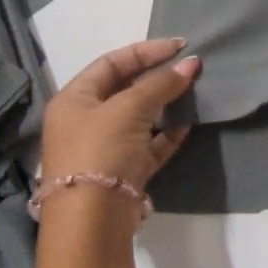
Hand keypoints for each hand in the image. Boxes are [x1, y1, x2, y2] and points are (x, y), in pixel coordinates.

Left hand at [41, 38, 200, 190]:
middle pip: (126, 88)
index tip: (180, 46)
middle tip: (190, 68)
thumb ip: (162, 83)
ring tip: (194, 91)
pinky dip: (168, 132)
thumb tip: (192, 64)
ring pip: (140, 116)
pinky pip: (150, 143)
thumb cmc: (101, 151)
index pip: (111, 63)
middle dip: (158, 76)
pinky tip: (188, 123)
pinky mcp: (124, 170)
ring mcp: (105, 147)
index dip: (146, 50)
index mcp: (74, 100)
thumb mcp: (130, 108)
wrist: (92, 221)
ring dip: (166, 103)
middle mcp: (85, 121)